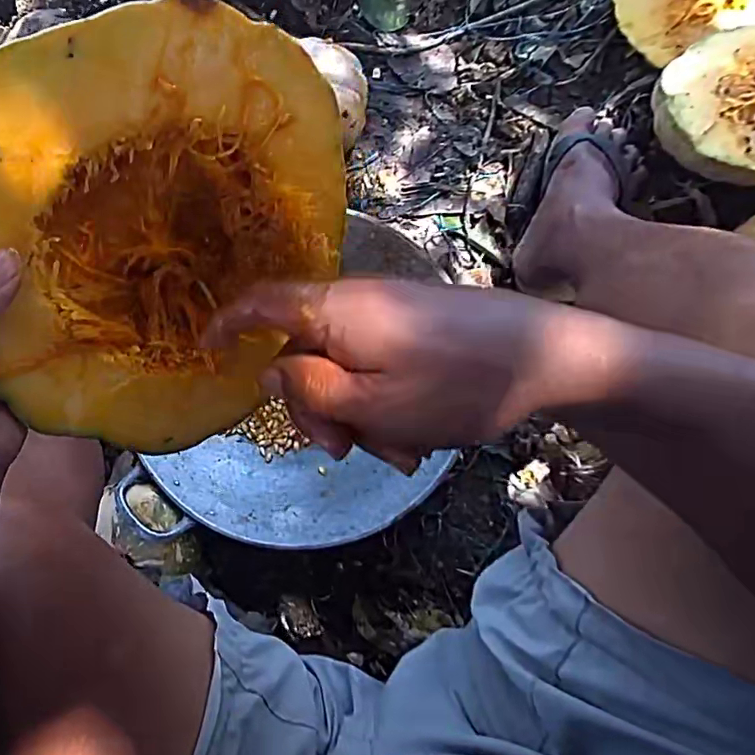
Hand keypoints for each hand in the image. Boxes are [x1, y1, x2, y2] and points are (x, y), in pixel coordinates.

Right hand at [205, 279, 634, 472]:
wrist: (549, 355)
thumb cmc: (454, 383)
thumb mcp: (368, 404)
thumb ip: (307, 390)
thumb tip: (267, 373)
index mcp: (332, 312)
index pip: (261, 305)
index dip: (227, 325)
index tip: (206, 351)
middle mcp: (353, 304)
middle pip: (302, 353)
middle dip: (315, 407)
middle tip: (341, 450)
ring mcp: (386, 314)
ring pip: (342, 369)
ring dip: (356, 416)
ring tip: (400, 451)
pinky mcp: (412, 326)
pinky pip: (376, 367)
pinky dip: (383, 404)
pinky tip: (417, 436)